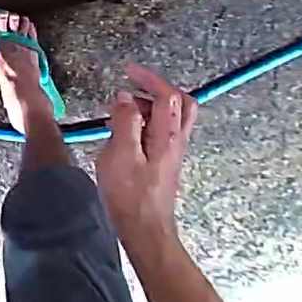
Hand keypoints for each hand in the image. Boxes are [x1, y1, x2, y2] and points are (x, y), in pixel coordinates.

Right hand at [96, 64, 197, 253]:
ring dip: (148, 105)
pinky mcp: (163, 162)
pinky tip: (123, 130)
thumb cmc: (130, 196)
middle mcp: (175, 142)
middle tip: (134, 83)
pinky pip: (159, 131)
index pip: (168, 95)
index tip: (128, 71)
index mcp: (167, 137)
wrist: (145, 231)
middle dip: (157, 88)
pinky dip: (144, 121)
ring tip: (121, 108)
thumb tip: (126, 97)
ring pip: (170, 117)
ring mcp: (171, 153)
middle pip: (181, 103)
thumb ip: (125, 122)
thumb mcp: (120, 155)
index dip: (149, 78)